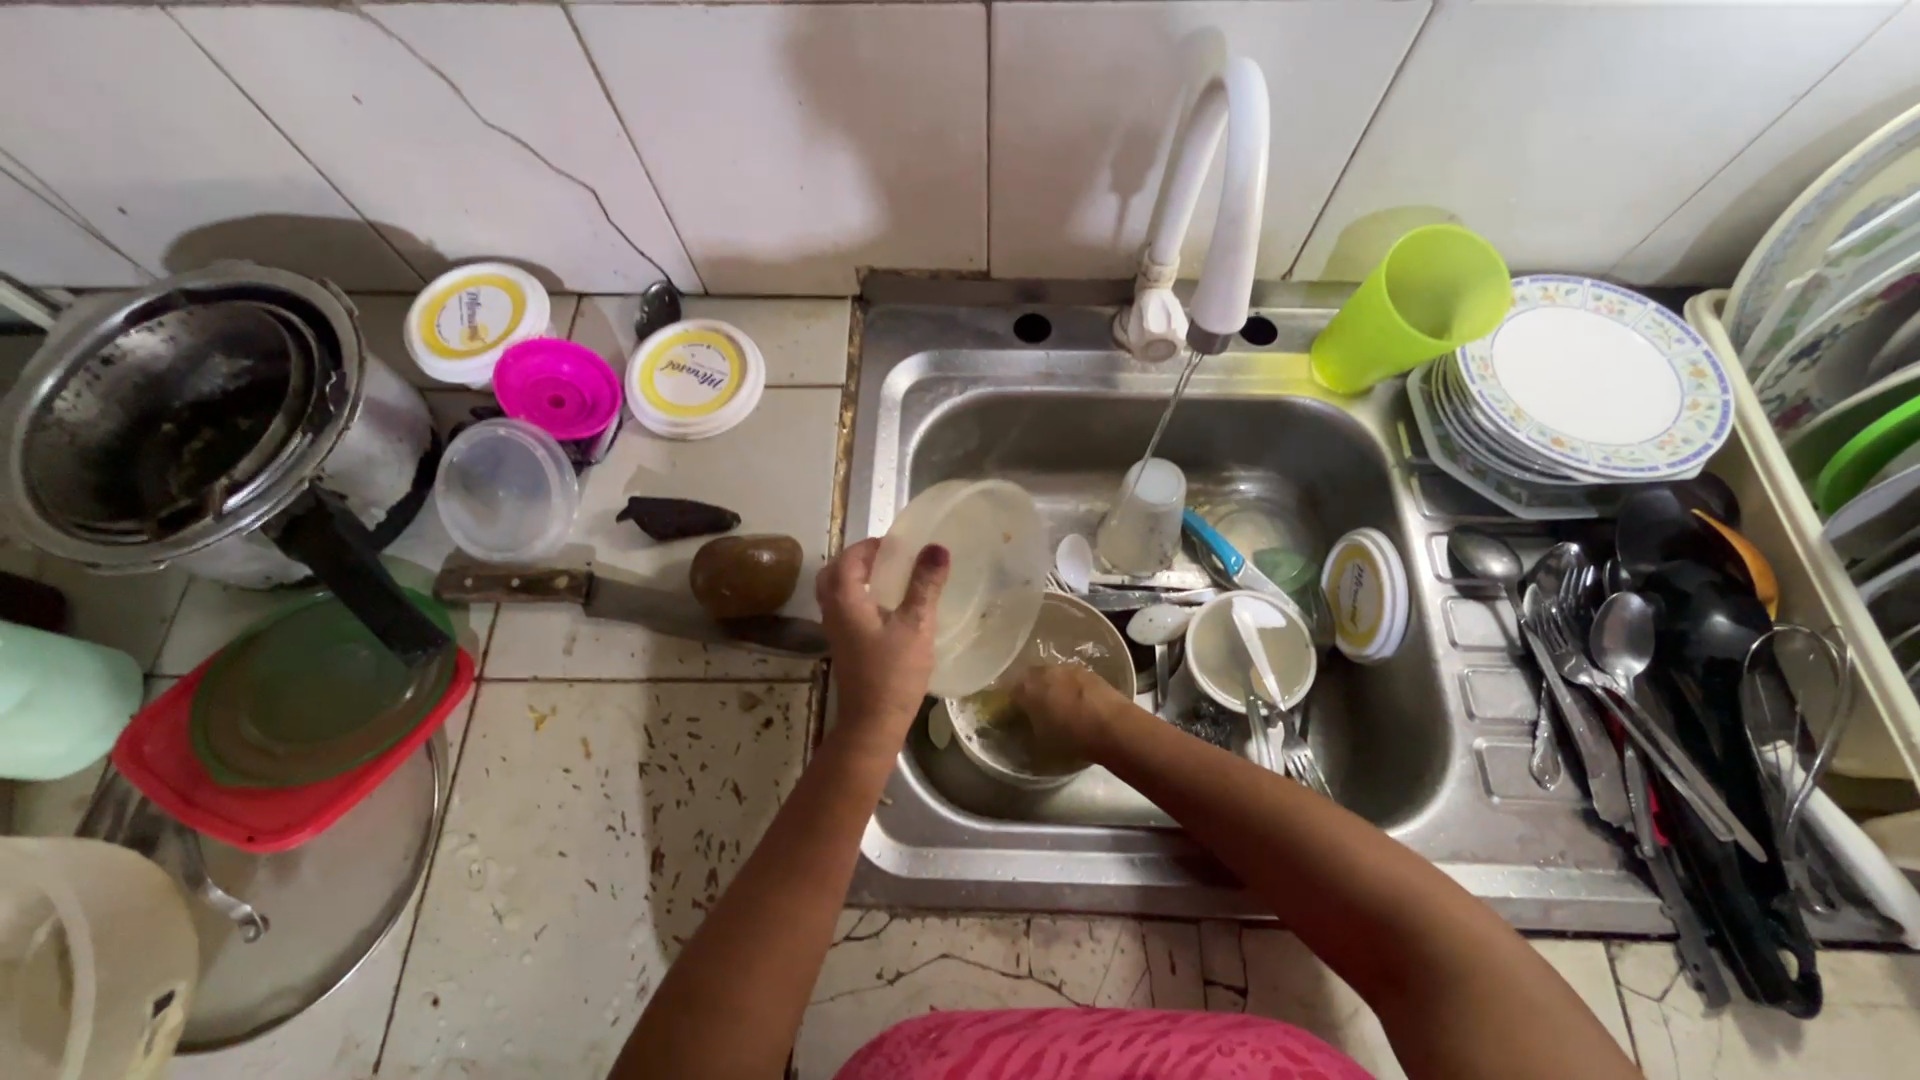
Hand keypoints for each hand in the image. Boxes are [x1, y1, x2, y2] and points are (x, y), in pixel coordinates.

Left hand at [817, 538, 949, 759]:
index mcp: (845, 600)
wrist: (873, 722)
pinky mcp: (844, 646)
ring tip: (891, 578)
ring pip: (838, 593)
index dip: (870, 546)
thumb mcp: (915, 626)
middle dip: (859, 560)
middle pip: (835, 573)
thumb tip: (936, 548)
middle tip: (889, 558)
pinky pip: (845, 609)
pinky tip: (888, 607)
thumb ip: (925, 585)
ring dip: (858, 579)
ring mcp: (836, 631)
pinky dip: (860, 598)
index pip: (849, 558)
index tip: (898, 544)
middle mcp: (833, 611)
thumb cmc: (893, 673)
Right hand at [1011, 664, 1132, 760]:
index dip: (1010, 700)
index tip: (1012, 710)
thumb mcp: (1041, 737)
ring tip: (1056, 701)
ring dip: (1050, 684)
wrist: (1114, 727)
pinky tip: (1075, 699)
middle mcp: (1044, 671)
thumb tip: (1028, 719)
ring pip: (1051, 674)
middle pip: (1029, 676)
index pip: (1009, 689)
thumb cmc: (1072, 737)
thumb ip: (1030, 723)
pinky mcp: (1088, 671)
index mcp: (1026, 687)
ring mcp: (1067, 668)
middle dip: (1029, 688)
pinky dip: (1068, 685)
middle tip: (1032, 704)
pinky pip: (1070, 677)